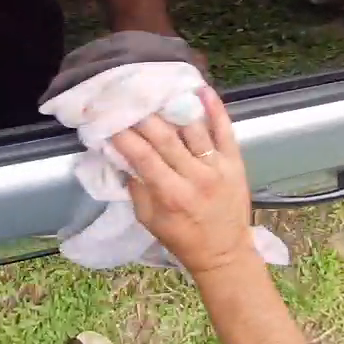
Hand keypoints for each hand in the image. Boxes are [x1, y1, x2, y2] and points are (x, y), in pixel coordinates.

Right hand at [109, 86, 254, 275]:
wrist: (224, 253)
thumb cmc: (182, 238)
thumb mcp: (149, 220)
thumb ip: (136, 188)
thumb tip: (120, 156)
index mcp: (171, 195)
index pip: (143, 157)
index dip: (123, 136)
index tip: (109, 120)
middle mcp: (195, 177)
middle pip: (165, 137)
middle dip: (143, 116)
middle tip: (127, 99)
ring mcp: (218, 167)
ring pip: (193, 129)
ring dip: (173, 107)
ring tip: (157, 90)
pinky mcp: (235, 162)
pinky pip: (225, 130)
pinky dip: (215, 108)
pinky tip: (201, 89)